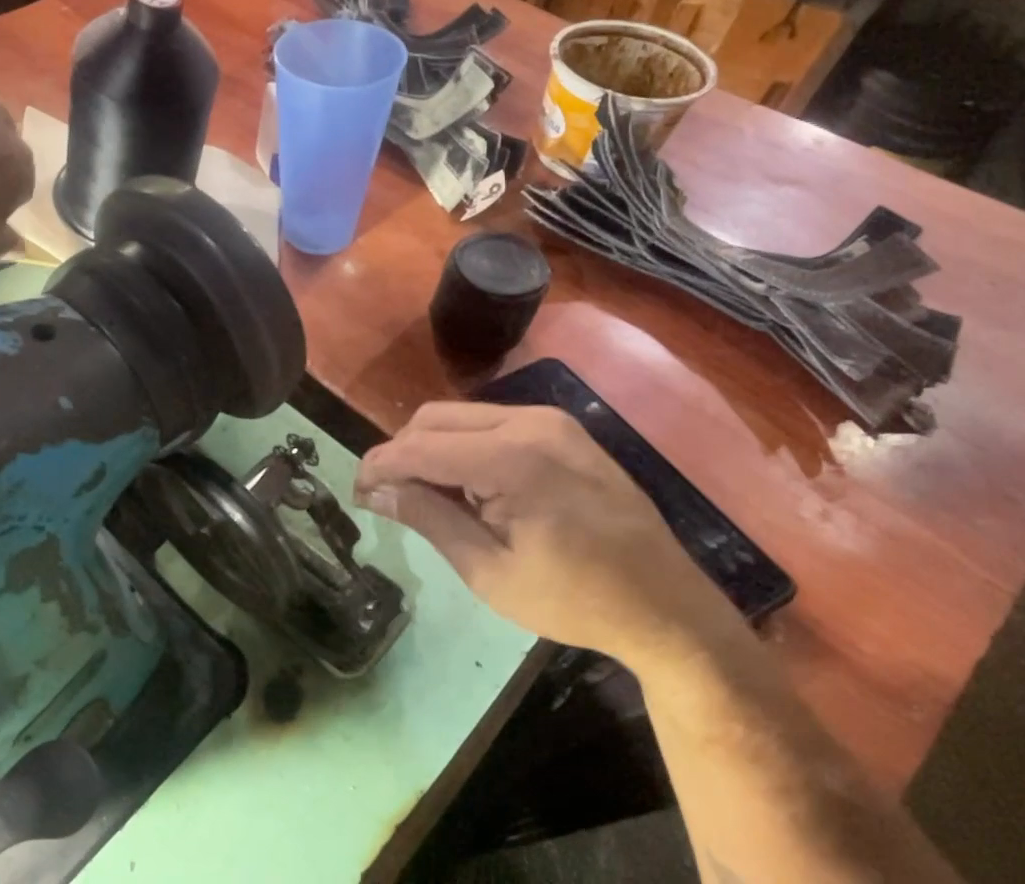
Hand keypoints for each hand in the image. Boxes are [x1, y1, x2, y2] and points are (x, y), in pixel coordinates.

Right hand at [354, 403, 745, 668]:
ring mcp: (551, 421)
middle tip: (392, 501)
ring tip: (432, 499)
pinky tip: (473, 489)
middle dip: (402, 454)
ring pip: (461, 417)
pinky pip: (492, 424)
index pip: (418, 447)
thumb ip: (427, 518)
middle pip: (434, 419)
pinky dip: (466, 448)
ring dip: (433, 449)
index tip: (357, 495)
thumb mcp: (488, 570)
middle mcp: (529, 423)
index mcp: (511, 459)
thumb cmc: (574, 599)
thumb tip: (374, 491)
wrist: (667, 606)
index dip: (378, 467)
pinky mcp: (564, 430)